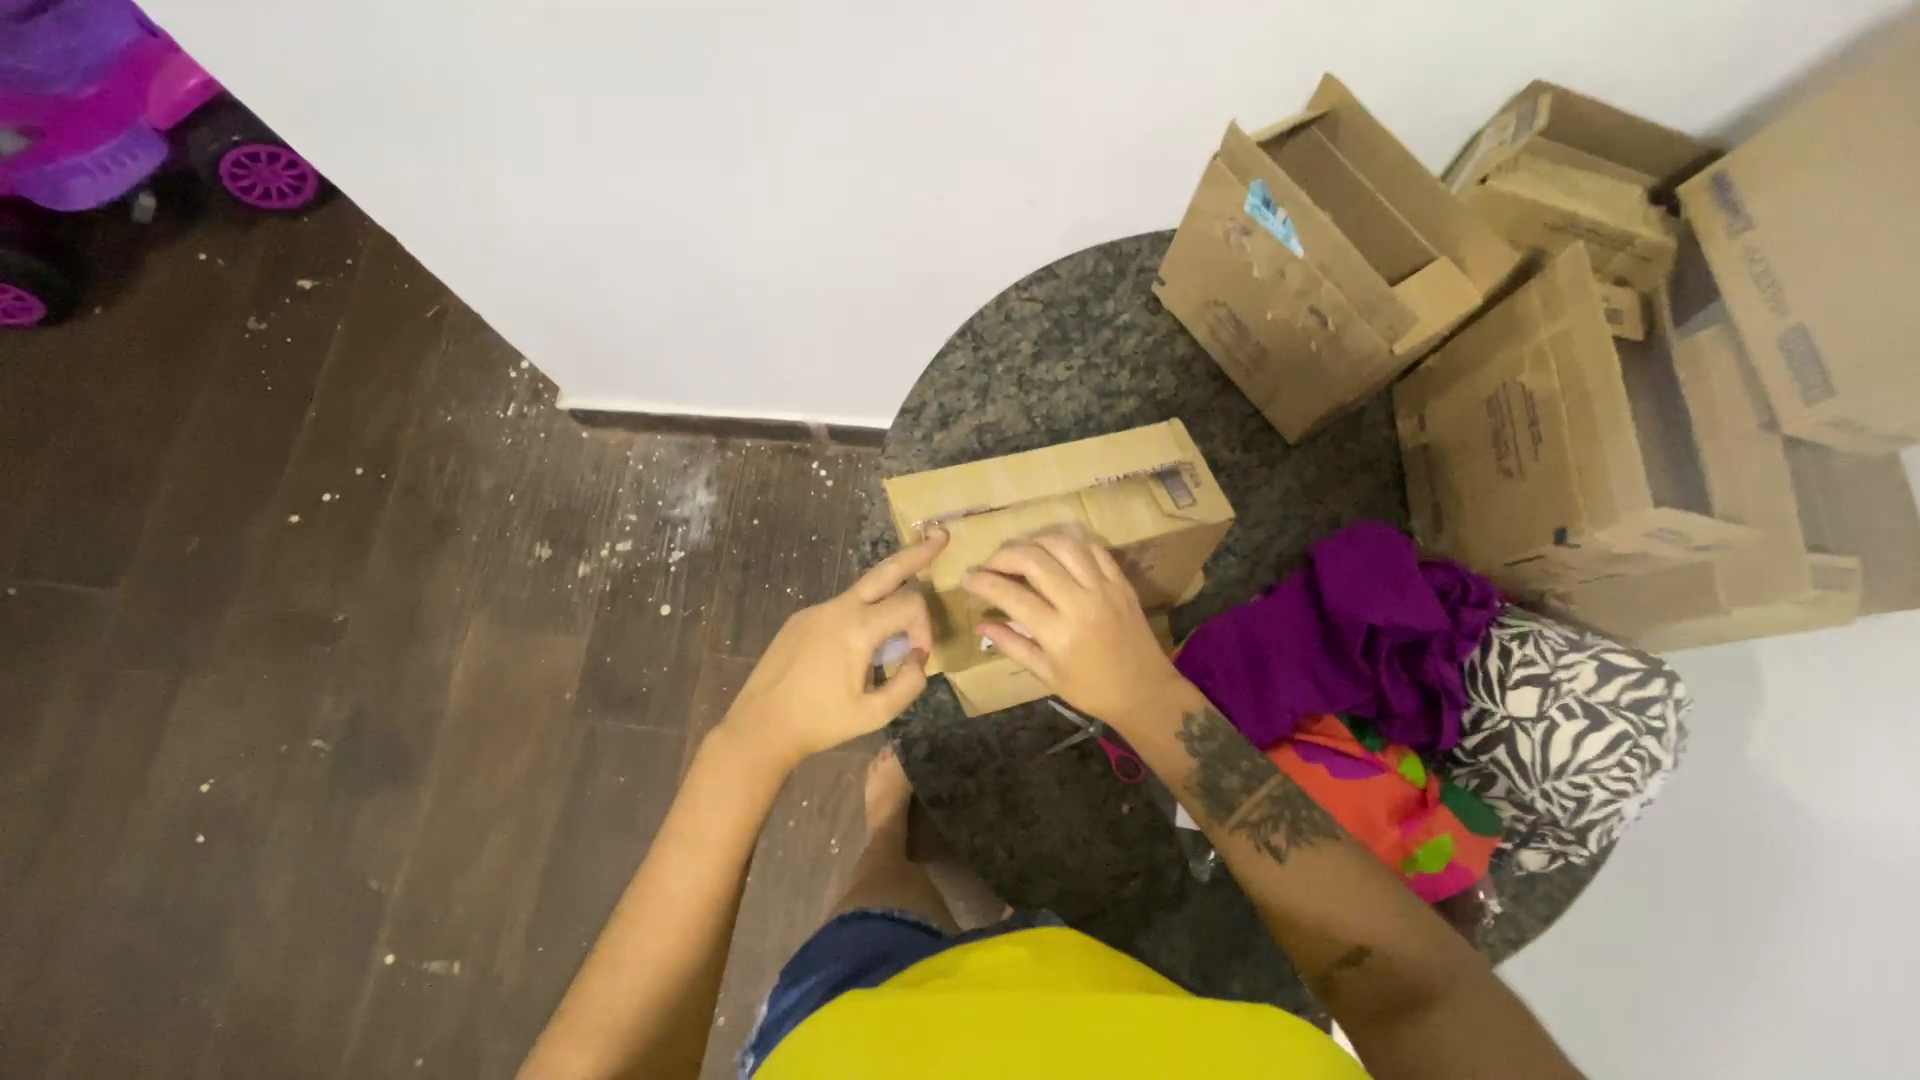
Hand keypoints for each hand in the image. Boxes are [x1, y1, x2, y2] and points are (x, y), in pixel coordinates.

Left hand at [718, 530, 947, 766]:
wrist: (761, 725)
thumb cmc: (821, 722)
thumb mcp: (876, 713)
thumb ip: (909, 683)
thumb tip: (917, 657)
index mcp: (858, 628)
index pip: (911, 604)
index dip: (924, 628)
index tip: (916, 658)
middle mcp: (837, 608)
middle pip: (886, 569)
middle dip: (916, 553)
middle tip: (940, 537)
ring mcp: (816, 610)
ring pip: (862, 592)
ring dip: (886, 600)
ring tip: (898, 626)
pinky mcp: (801, 619)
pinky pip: (840, 610)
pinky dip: (858, 621)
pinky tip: (850, 656)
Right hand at [961, 530, 1183, 724]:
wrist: (1145, 691)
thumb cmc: (1091, 690)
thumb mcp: (1046, 674)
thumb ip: (1012, 645)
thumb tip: (980, 623)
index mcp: (1058, 633)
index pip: (1011, 594)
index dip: (983, 582)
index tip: (967, 577)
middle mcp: (1080, 603)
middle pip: (1034, 559)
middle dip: (1003, 555)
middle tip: (989, 563)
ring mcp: (1103, 588)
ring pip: (1062, 544)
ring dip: (1033, 541)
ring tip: (1018, 551)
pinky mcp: (1120, 581)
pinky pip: (1092, 548)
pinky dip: (1068, 542)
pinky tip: (1053, 550)